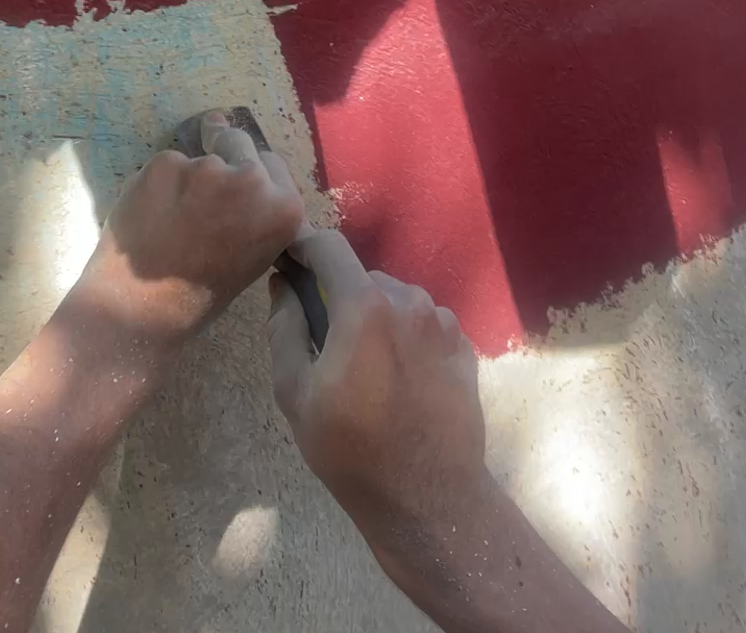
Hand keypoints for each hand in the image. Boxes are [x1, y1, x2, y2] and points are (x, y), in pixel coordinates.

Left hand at [79, 112, 306, 346]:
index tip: (238, 176)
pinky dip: (158, 183)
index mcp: (284, 209)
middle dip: (224, 154)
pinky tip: (149, 212)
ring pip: (197, 158)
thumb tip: (246, 181)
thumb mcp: (254, 255)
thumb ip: (258, 214)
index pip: (272, 165)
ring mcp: (207, 168)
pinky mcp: (166, 163)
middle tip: (202, 181)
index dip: (253, 171)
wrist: (142, 306)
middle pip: (238, 143)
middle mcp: (252, 180)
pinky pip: (166, 165)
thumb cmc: (200, 293)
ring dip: (187, 177)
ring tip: (170, 216)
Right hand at [267, 228, 488, 544]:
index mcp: (365, 305)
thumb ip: (285, 327)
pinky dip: (403, 333)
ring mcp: (442, 320)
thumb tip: (283, 284)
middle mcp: (409, 300)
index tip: (288, 261)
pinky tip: (399, 376)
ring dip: (373, 315)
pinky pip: (422, 321)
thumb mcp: (295, 393)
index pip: (329, 246)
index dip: (304, 246)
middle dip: (338, 294)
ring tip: (365, 366)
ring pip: (393, 298)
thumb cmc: (351, 449)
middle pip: (361, 276)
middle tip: (325, 339)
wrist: (429, 499)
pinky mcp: (462, 343)